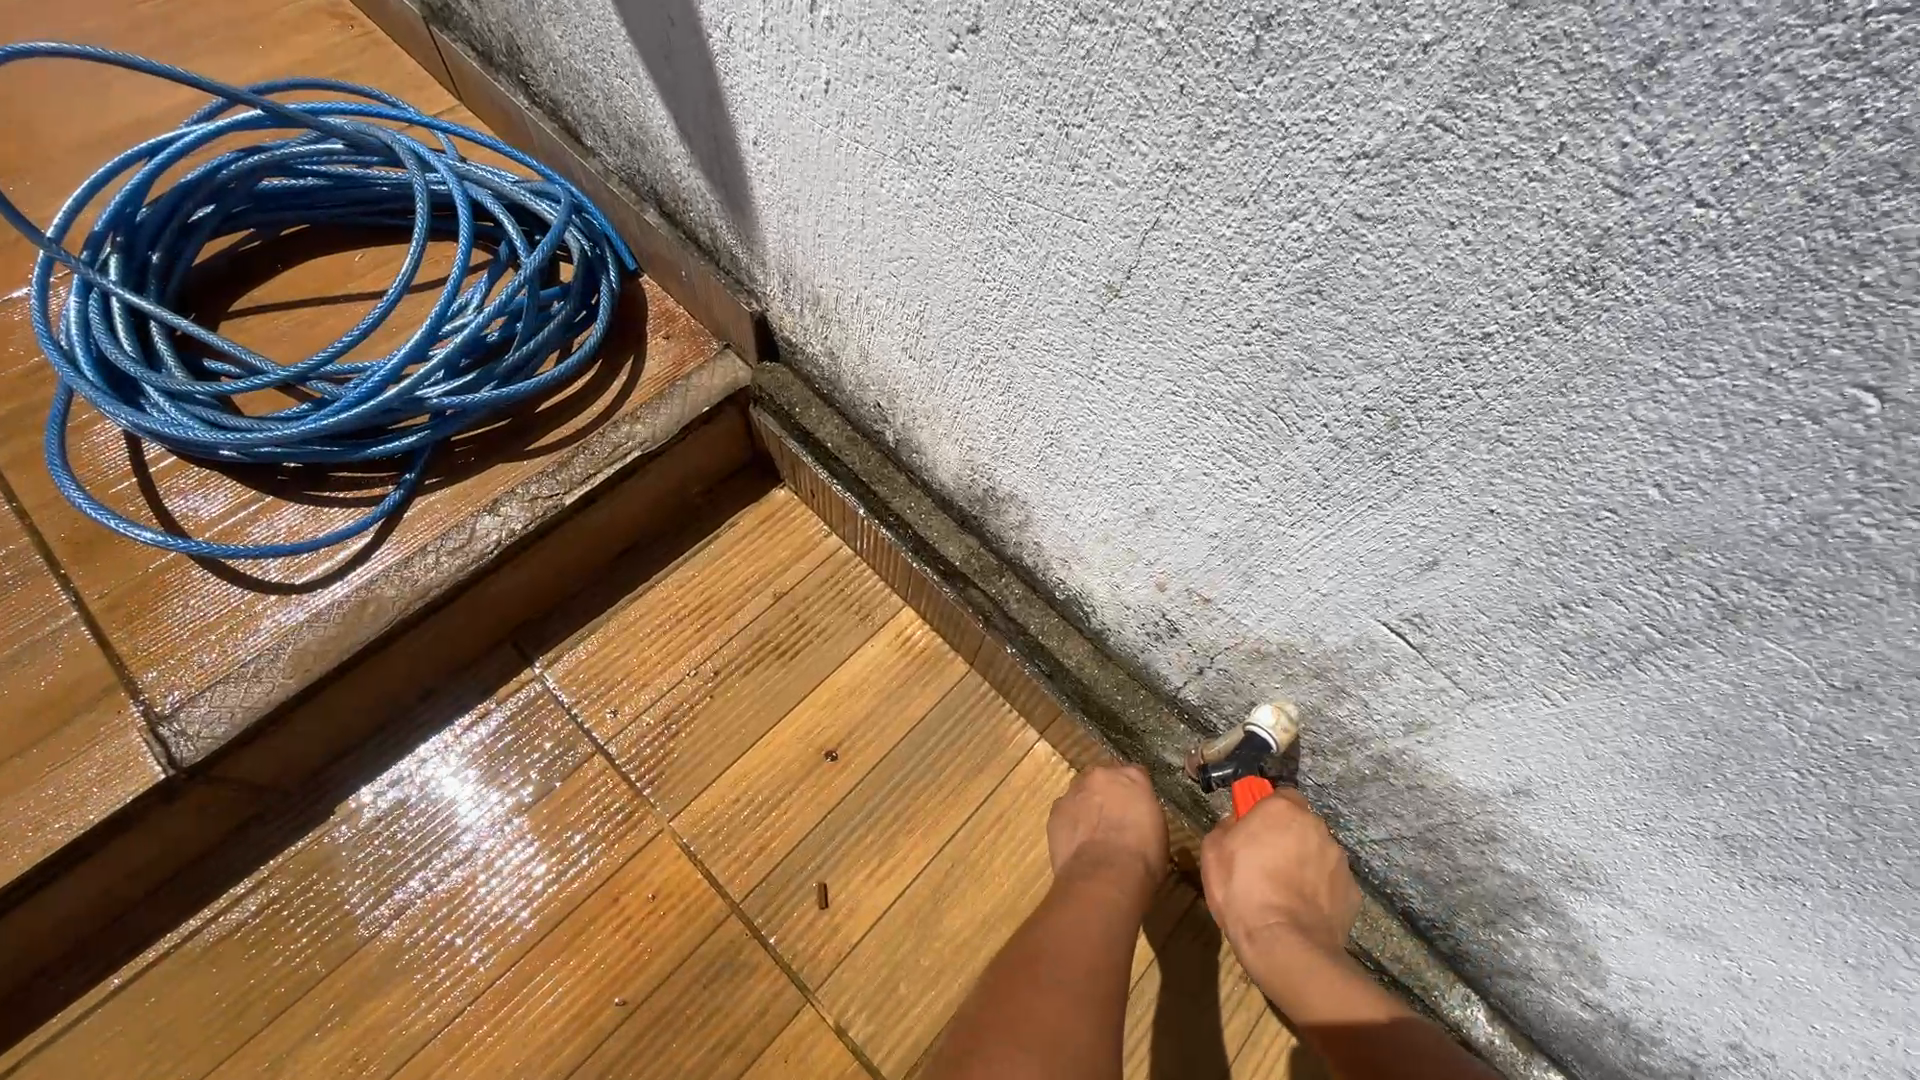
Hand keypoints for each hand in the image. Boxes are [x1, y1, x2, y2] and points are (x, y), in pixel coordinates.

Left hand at [1046, 765, 1168, 891]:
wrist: (1106, 875)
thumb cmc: (1143, 857)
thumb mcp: (1157, 829)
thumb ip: (1143, 811)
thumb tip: (1134, 816)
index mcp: (1132, 777)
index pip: (1134, 775)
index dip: (1134, 793)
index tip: (1135, 809)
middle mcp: (1101, 776)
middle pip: (1103, 779)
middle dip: (1106, 795)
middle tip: (1112, 821)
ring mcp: (1075, 791)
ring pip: (1080, 794)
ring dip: (1086, 808)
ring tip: (1092, 836)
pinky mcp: (1055, 810)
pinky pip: (1065, 812)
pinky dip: (1070, 824)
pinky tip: (1078, 844)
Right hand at [1201, 788, 1360, 957]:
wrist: (1284, 943)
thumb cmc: (1241, 889)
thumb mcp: (1212, 850)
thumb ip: (1227, 826)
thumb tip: (1237, 824)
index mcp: (1283, 810)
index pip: (1281, 794)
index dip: (1267, 810)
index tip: (1254, 829)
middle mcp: (1317, 827)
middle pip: (1302, 824)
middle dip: (1288, 837)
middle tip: (1266, 862)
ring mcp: (1339, 860)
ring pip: (1318, 853)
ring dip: (1305, 864)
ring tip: (1284, 893)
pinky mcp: (1352, 892)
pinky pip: (1331, 884)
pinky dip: (1319, 892)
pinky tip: (1302, 911)